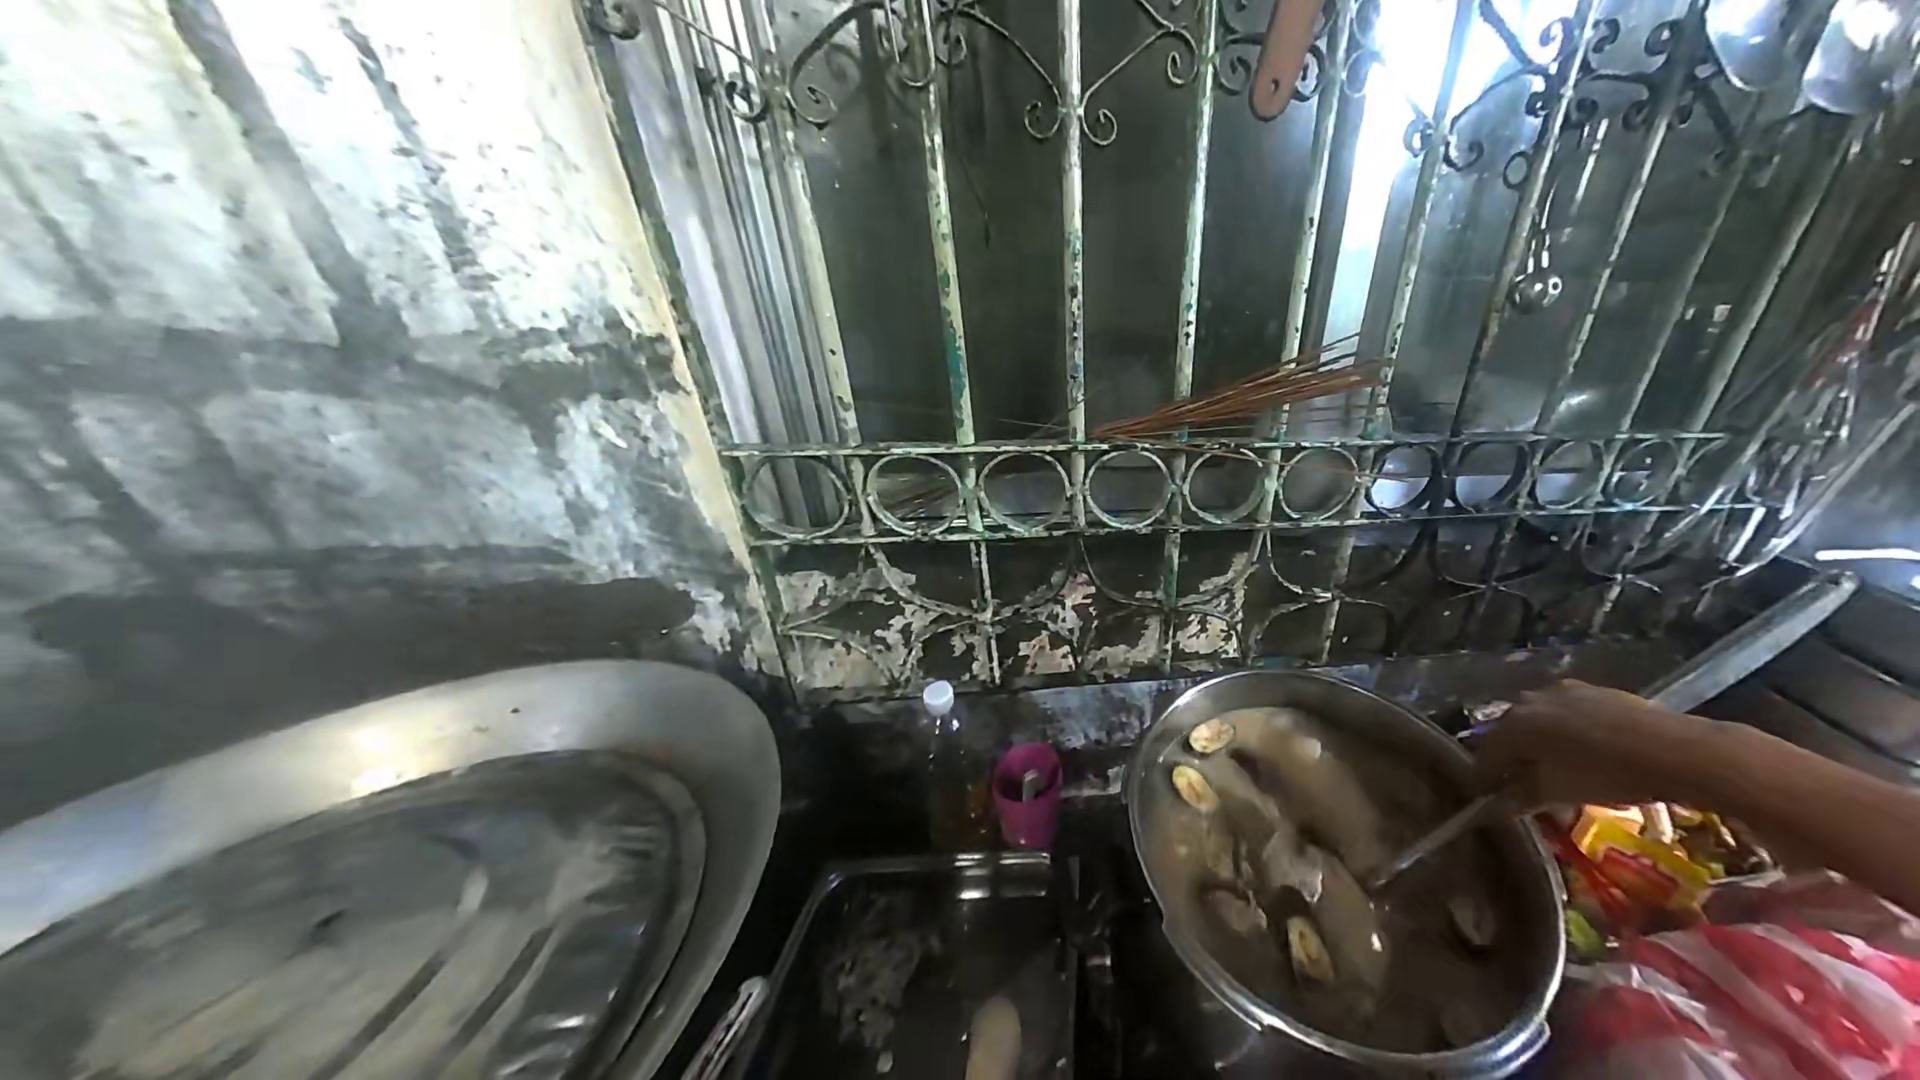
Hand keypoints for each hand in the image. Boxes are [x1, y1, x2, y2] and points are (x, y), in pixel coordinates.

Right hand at [1469, 680, 1722, 808]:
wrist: (1676, 749)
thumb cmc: (1607, 774)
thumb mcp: (1559, 793)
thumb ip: (1520, 798)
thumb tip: (1494, 807)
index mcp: (1510, 727)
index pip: (1485, 756)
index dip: (1485, 779)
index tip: (1489, 797)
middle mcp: (1524, 702)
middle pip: (1510, 735)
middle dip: (1514, 758)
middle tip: (1527, 781)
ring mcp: (1558, 692)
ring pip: (1539, 721)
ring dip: (1542, 742)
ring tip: (1561, 765)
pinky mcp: (1591, 689)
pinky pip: (1567, 712)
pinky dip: (1569, 730)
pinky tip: (1590, 748)